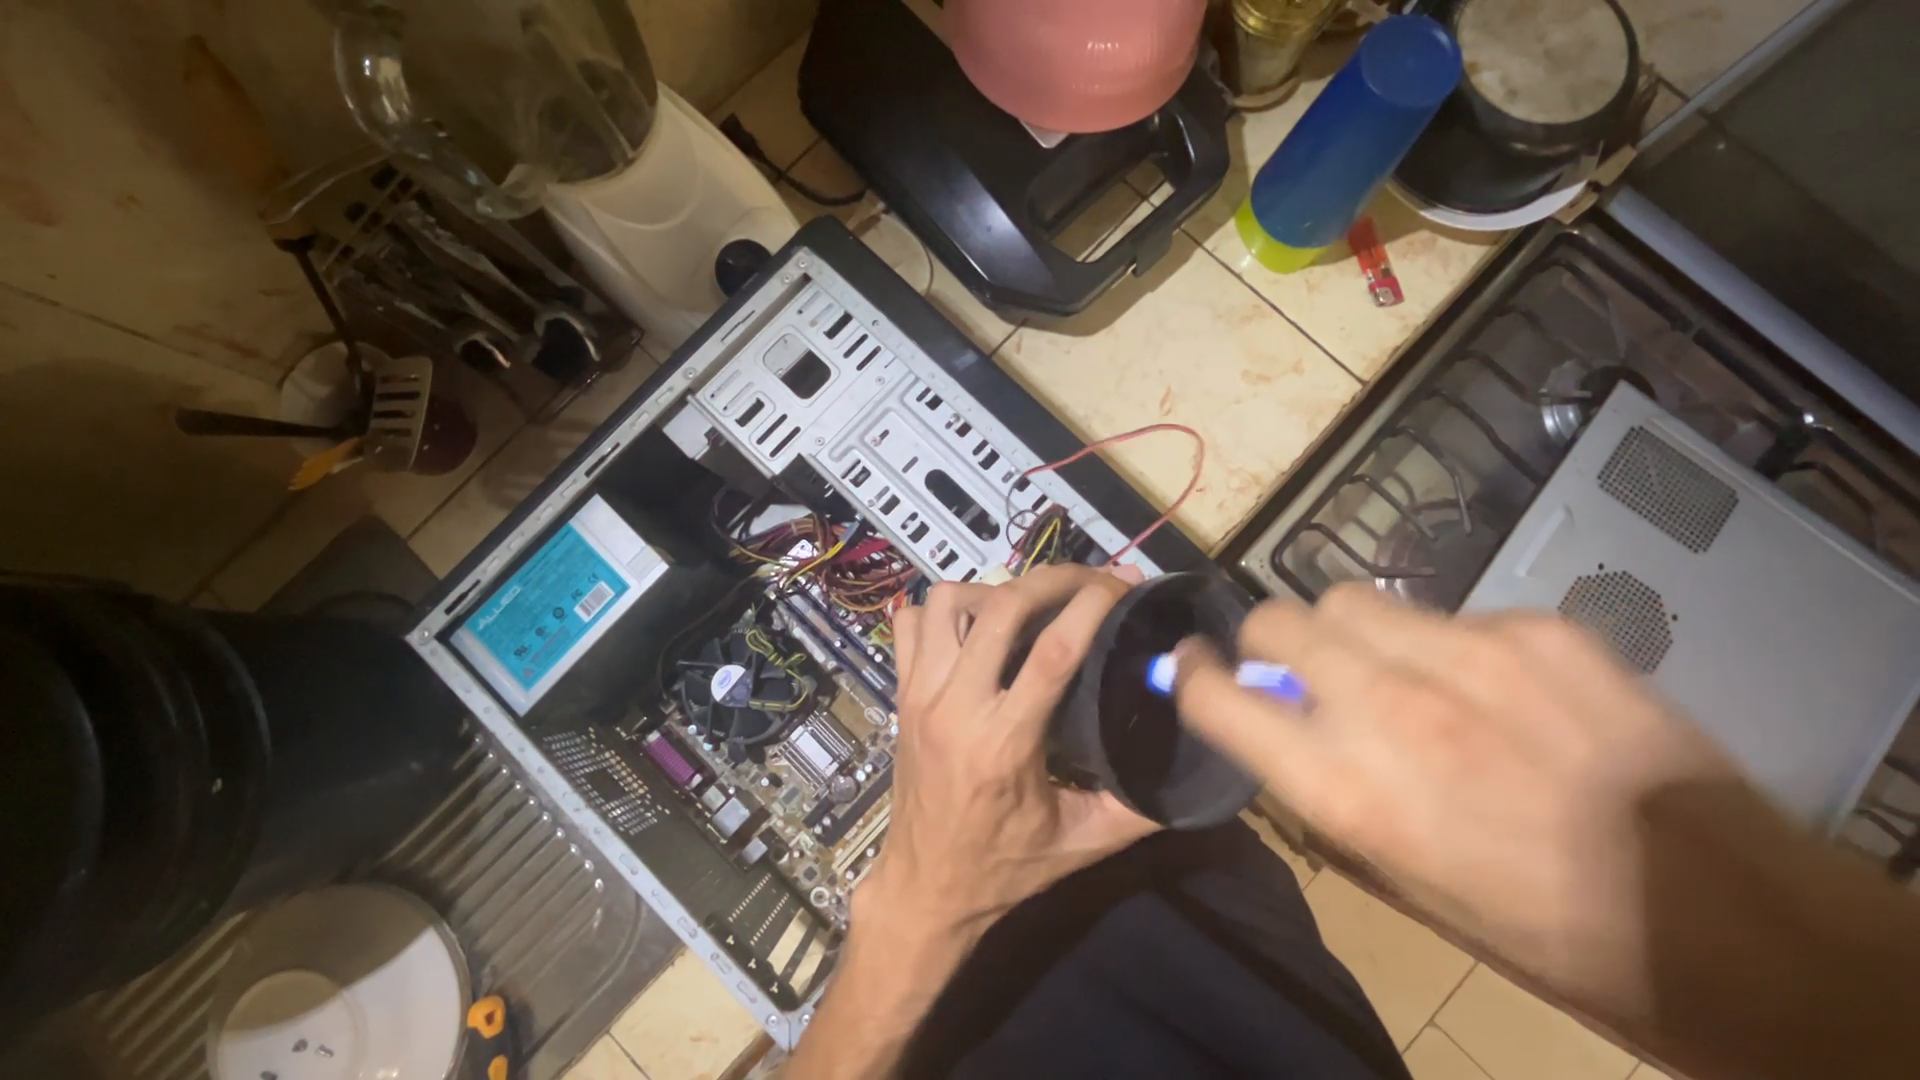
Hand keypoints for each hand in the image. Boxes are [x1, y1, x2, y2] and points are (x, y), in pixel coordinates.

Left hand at [859, 564, 1161, 940]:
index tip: (1127, 583)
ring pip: (947, 602)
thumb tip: (1194, 762)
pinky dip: (943, 610)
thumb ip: (1138, 807)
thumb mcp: (1082, 843)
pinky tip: (976, 625)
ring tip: (1030, 604)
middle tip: (1091, 580)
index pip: (1053, 650)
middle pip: (1001, 607)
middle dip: (1055, 578)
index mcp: (1005, 742)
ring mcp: (919, 694)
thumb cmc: (1003, 868)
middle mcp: (955, 705)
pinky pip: (910, 623)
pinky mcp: (900, 694)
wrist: (925, 888)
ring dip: (995, 589)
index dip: (1094, 604)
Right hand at [1171, 584, 1742, 989]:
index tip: (1196, 664)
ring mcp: (1462, 654)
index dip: (1191, 673)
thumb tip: (1284, 728)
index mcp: (1342, 786)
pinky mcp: (1534, 629)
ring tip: (1393, 666)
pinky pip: (1450, 614)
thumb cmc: (1532, 923)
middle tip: (1301, 666)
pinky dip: (1446, 644)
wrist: (1722, 915)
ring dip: (1349, 629)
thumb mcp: (1394, 874)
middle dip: (1270, 639)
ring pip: (1353, 597)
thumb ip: (1321, 787)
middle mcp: (1383, 705)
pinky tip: (1496, 687)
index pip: (1215, 695)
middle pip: (1274, 618)